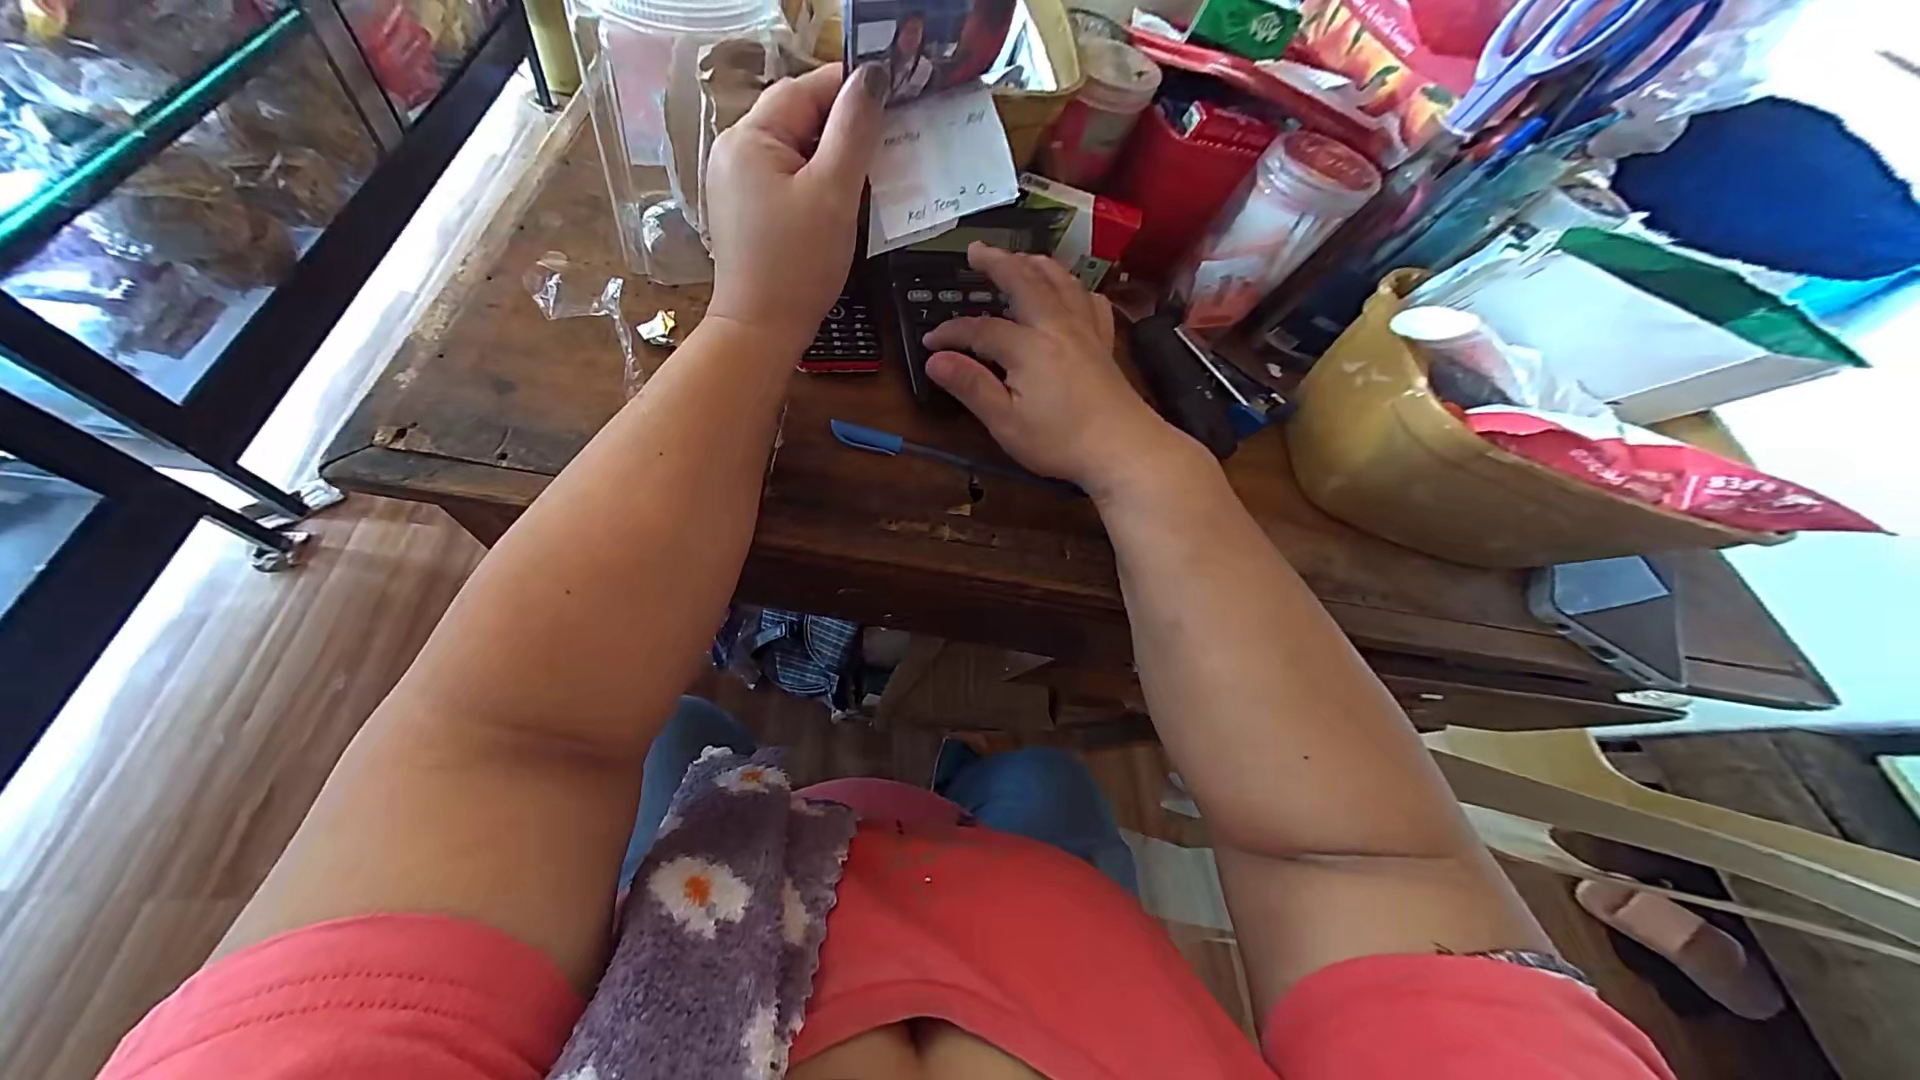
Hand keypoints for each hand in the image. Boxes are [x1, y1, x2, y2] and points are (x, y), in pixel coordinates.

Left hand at [706, 63, 883, 343]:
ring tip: (868, 178)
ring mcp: (738, 184)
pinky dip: (816, 184)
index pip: (805, 89)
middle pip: (798, 119)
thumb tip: (872, 76)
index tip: (892, 98)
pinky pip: (788, 181)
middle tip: (887, 145)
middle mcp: (735, 151)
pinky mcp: (748, 212)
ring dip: (832, 159)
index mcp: (749, 137)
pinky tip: (840, 204)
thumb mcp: (833, 193)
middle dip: (842, 128)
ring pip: (796, 152)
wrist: (762, 329)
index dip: (849, 89)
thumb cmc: (798, 265)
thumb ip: (853, 131)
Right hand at [923, 244, 1190, 497]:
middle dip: (997, 263)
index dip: (952, 332)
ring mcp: (1085, 331)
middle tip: (976, 251)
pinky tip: (1073, 291)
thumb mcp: (1006, 422)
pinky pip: (1091, 302)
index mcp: (1028, 347)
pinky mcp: (1104, 344)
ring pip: (1061, 283)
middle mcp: (1057, 327)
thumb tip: (936, 360)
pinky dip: (1077, 289)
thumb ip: (971, 386)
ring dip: (1037, 264)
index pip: (980, 329)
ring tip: (1021, 258)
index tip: (932, 342)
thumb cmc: (1061, 442)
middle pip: (1024, 282)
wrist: (1123, 450)